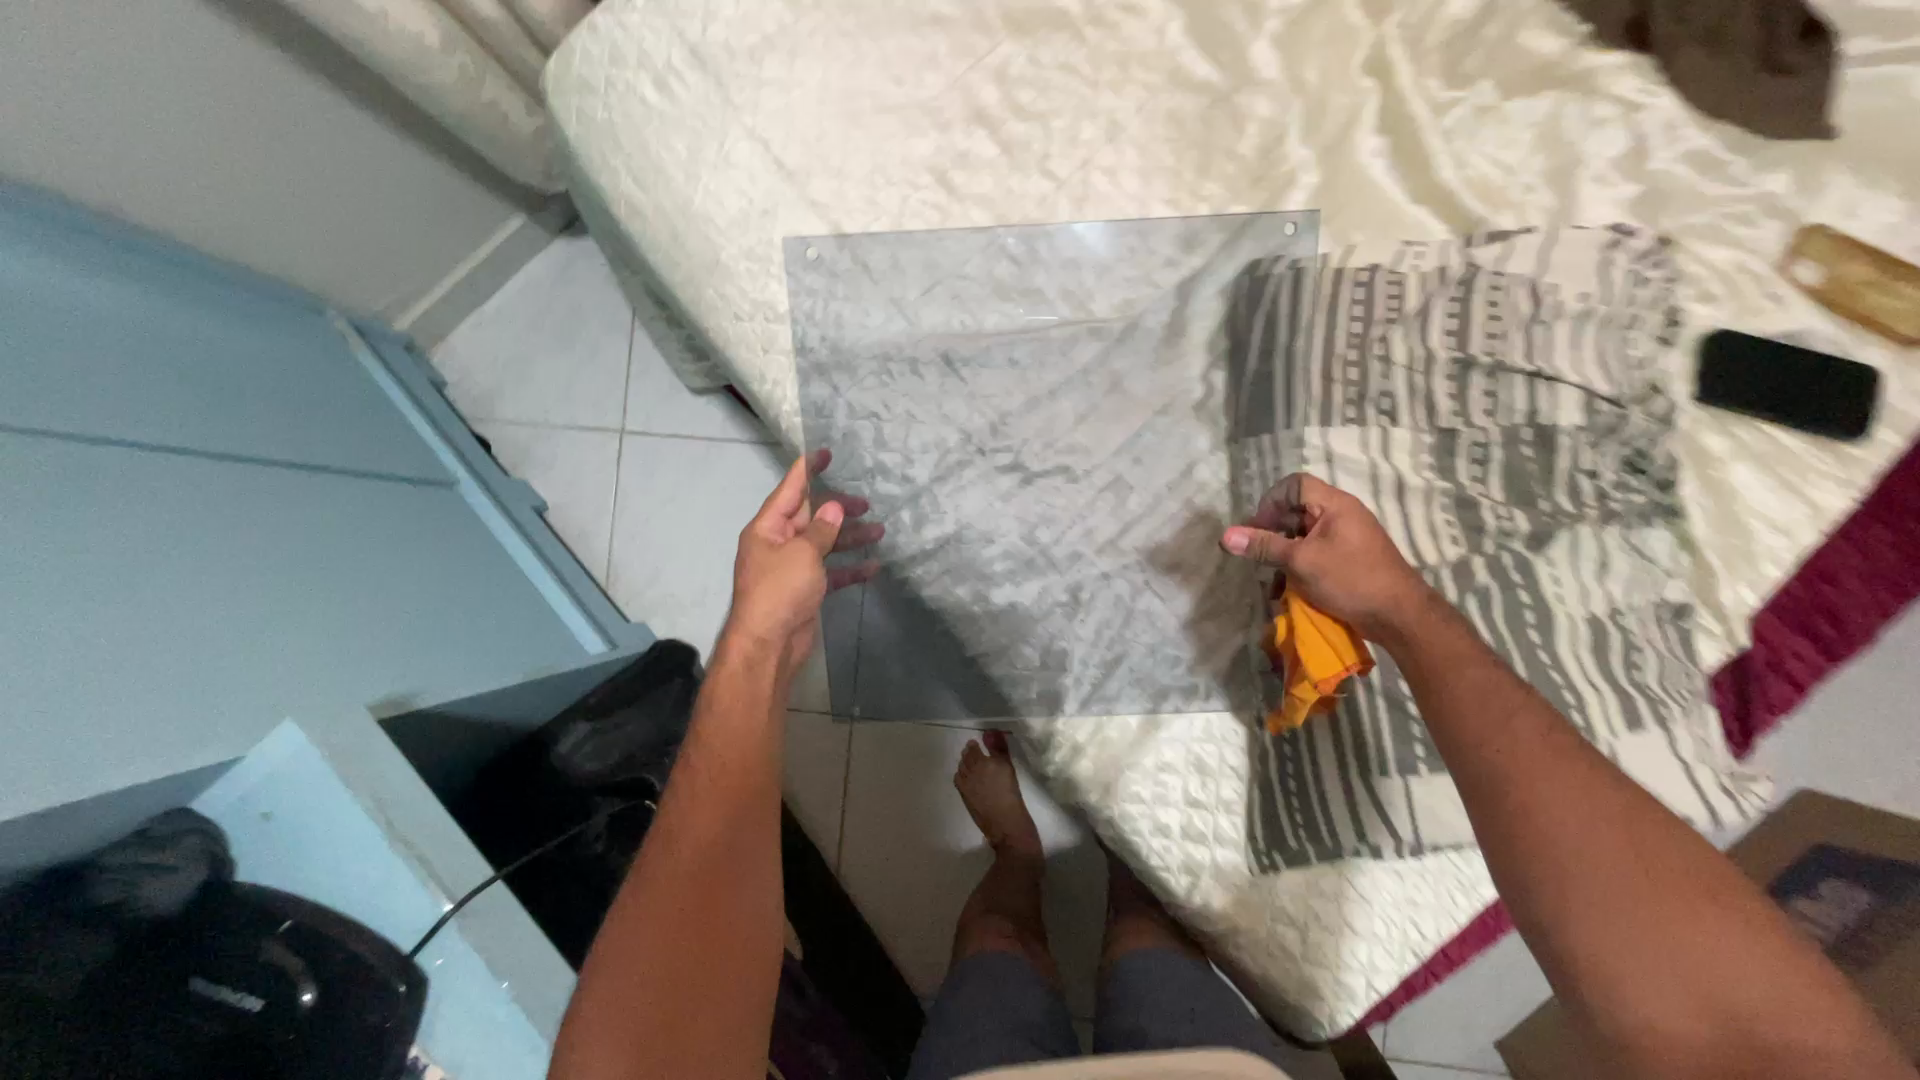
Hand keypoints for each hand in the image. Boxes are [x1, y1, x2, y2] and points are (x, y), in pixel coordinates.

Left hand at [721, 449, 880, 673]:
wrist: (769, 645)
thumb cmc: (780, 591)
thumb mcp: (802, 553)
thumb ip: (821, 530)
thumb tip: (833, 508)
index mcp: (767, 528)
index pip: (790, 490)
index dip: (807, 470)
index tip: (825, 452)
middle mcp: (778, 544)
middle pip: (811, 518)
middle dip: (838, 509)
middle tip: (867, 502)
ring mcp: (792, 569)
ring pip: (825, 545)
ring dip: (850, 538)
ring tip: (880, 530)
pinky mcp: (806, 591)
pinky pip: (831, 573)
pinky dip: (850, 569)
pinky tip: (874, 566)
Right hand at [1220, 473, 1433, 640]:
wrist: (1399, 615)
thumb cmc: (1350, 580)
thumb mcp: (1301, 562)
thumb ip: (1264, 546)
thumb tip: (1225, 536)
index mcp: (1335, 505)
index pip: (1295, 484)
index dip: (1271, 501)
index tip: (1259, 528)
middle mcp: (1342, 514)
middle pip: (1298, 508)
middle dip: (1273, 529)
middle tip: (1258, 551)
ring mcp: (1348, 536)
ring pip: (1304, 533)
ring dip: (1284, 550)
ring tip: (1272, 572)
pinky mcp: (1350, 558)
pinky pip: (1316, 550)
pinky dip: (1299, 563)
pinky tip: (1290, 586)